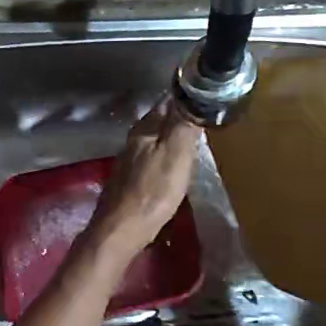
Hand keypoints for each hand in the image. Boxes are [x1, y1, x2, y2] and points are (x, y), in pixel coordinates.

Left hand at [90, 97, 200, 253]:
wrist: (122, 229)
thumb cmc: (153, 191)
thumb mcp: (176, 155)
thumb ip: (183, 125)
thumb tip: (190, 96)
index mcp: (144, 130)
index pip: (166, 103)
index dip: (185, 99)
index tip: (204, 98)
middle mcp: (133, 141)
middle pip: (159, 122)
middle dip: (179, 119)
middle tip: (202, 119)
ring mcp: (128, 161)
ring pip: (154, 142)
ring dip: (171, 140)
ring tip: (192, 142)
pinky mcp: (129, 181)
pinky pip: (151, 161)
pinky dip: (164, 159)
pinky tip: (173, 168)